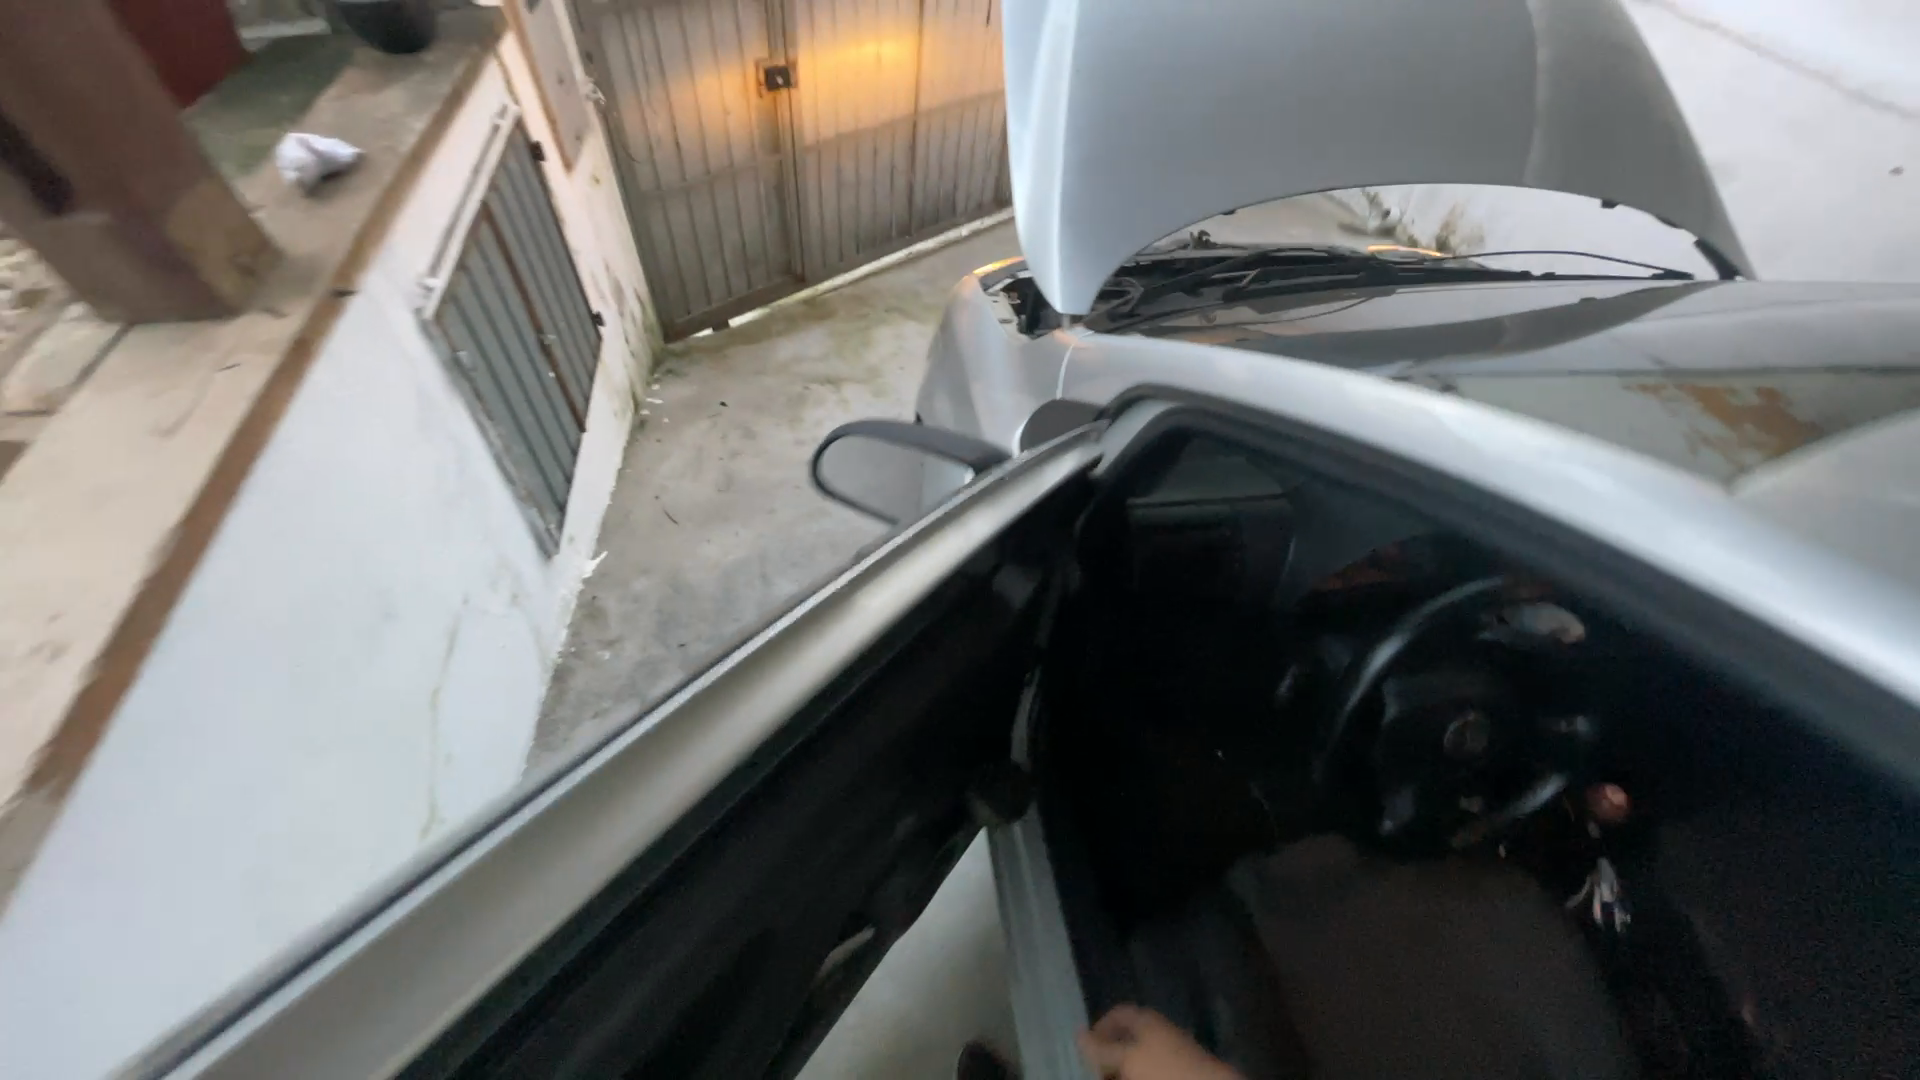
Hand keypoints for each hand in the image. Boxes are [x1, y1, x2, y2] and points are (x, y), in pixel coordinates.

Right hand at [1077, 1005, 1244, 1079]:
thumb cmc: (1166, 1070)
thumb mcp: (1127, 1059)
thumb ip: (1101, 1049)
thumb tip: (1076, 1033)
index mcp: (1146, 1019)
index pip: (1117, 1014)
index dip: (1100, 1029)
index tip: (1087, 1050)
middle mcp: (1159, 1031)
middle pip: (1128, 1039)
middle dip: (1111, 1057)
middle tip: (1099, 1073)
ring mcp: (1172, 1052)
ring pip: (1140, 1059)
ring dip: (1125, 1070)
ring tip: (1115, 1079)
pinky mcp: (1182, 1071)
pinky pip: (1154, 1070)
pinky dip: (1141, 1074)